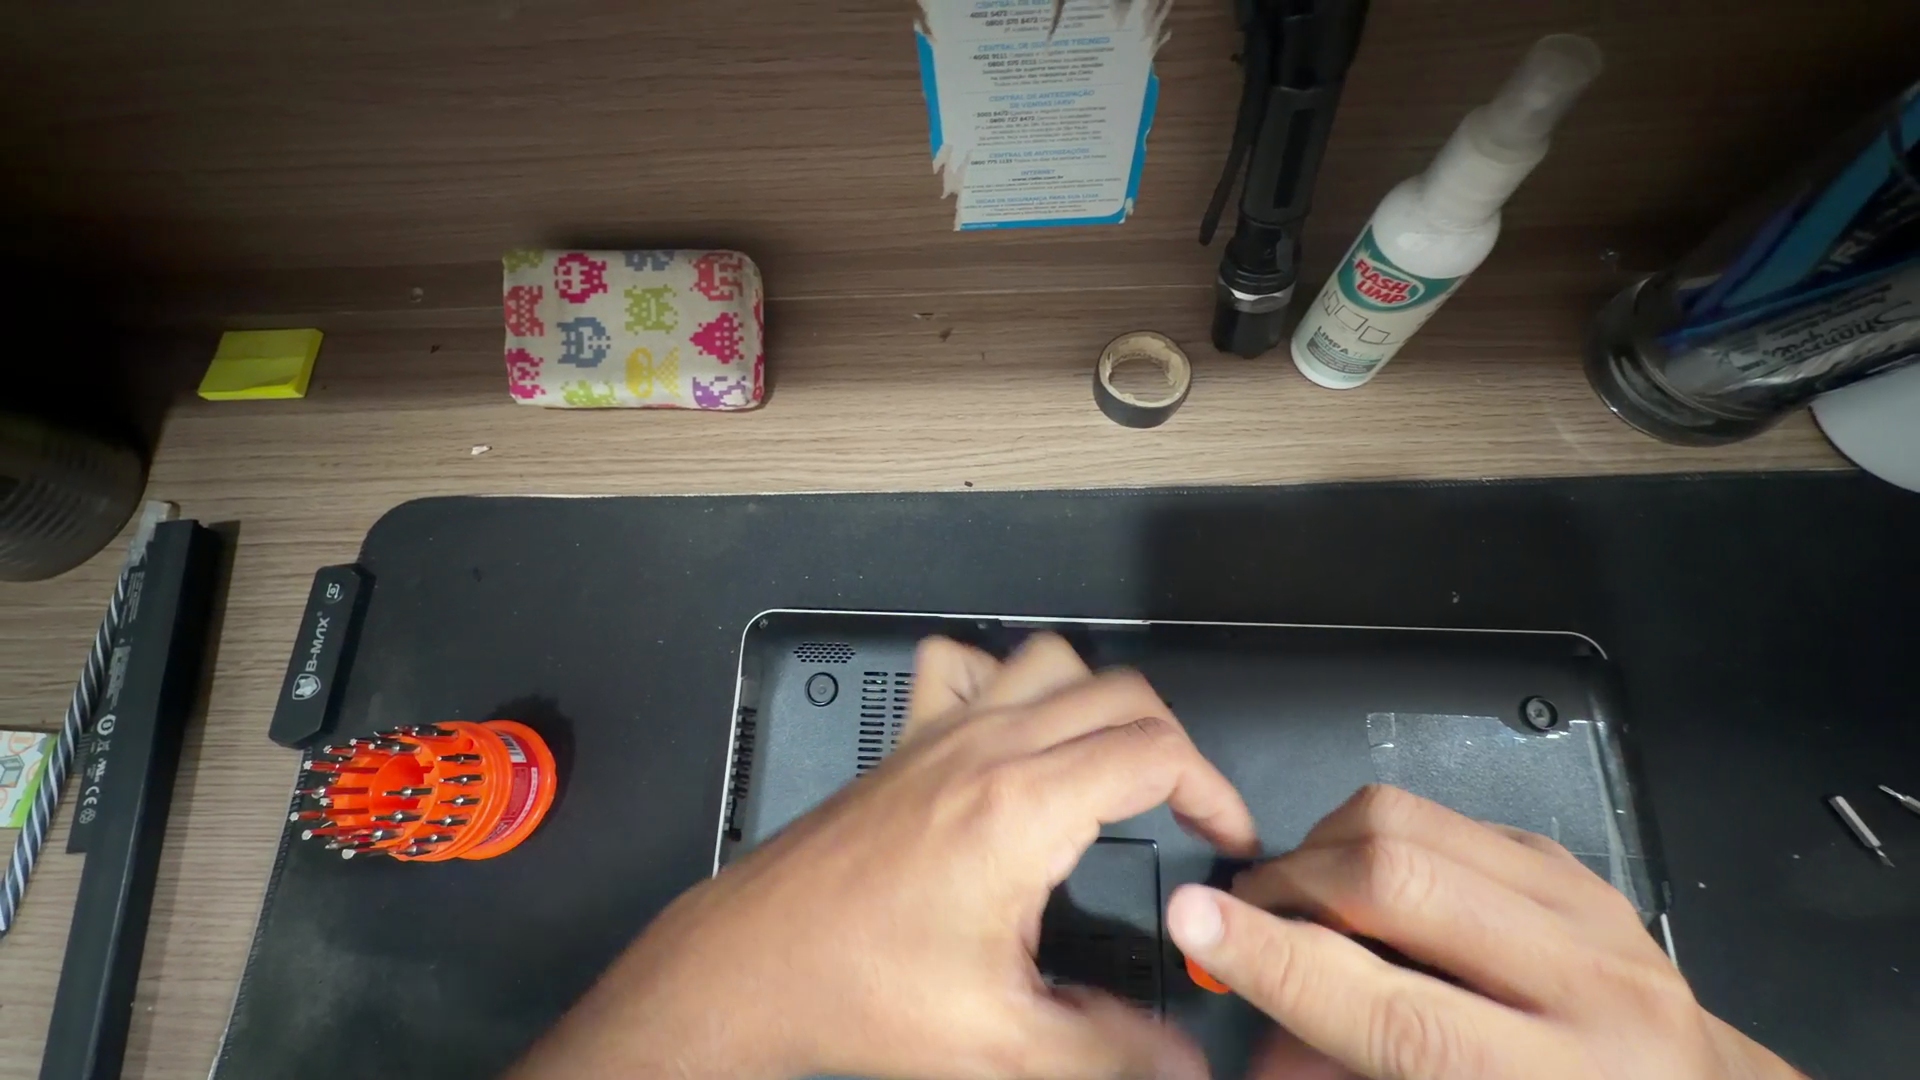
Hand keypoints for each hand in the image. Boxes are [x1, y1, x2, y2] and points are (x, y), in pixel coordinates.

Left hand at [512, 633, 1258, 1079]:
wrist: (759, 957)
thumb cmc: (865, 989)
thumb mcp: (1001, 1042)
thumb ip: (1111, 1051)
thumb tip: (1186, 1063)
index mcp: (1024, 806)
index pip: (1155, 752)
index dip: (1214, 788)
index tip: (1225, 834)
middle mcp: (991, 745)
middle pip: (1120, 695)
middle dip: (1173, 744)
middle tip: (1184, 806)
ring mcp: (947, 729)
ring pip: (1050, 661)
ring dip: (1097, 698)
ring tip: (1110, 758)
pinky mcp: (912, 736)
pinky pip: (962, 665)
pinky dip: (1002, 676)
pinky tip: (1010, 723)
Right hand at [1166, 785, 1805, 1079]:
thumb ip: (1345, 1069)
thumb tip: (1255, 1043)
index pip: (1391, 1013)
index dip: (1274, 962)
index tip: (1190, 917)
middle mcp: (1594, 985)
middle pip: (1391, 878)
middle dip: (1292, 883)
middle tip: (1252, 909)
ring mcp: (1584, 904)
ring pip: (1401, 819)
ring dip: (1321, 848)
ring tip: (1309, 894)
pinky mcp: (1562, 859)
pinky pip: (1427, 812)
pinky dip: (1366, 836)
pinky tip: (1371, 885)